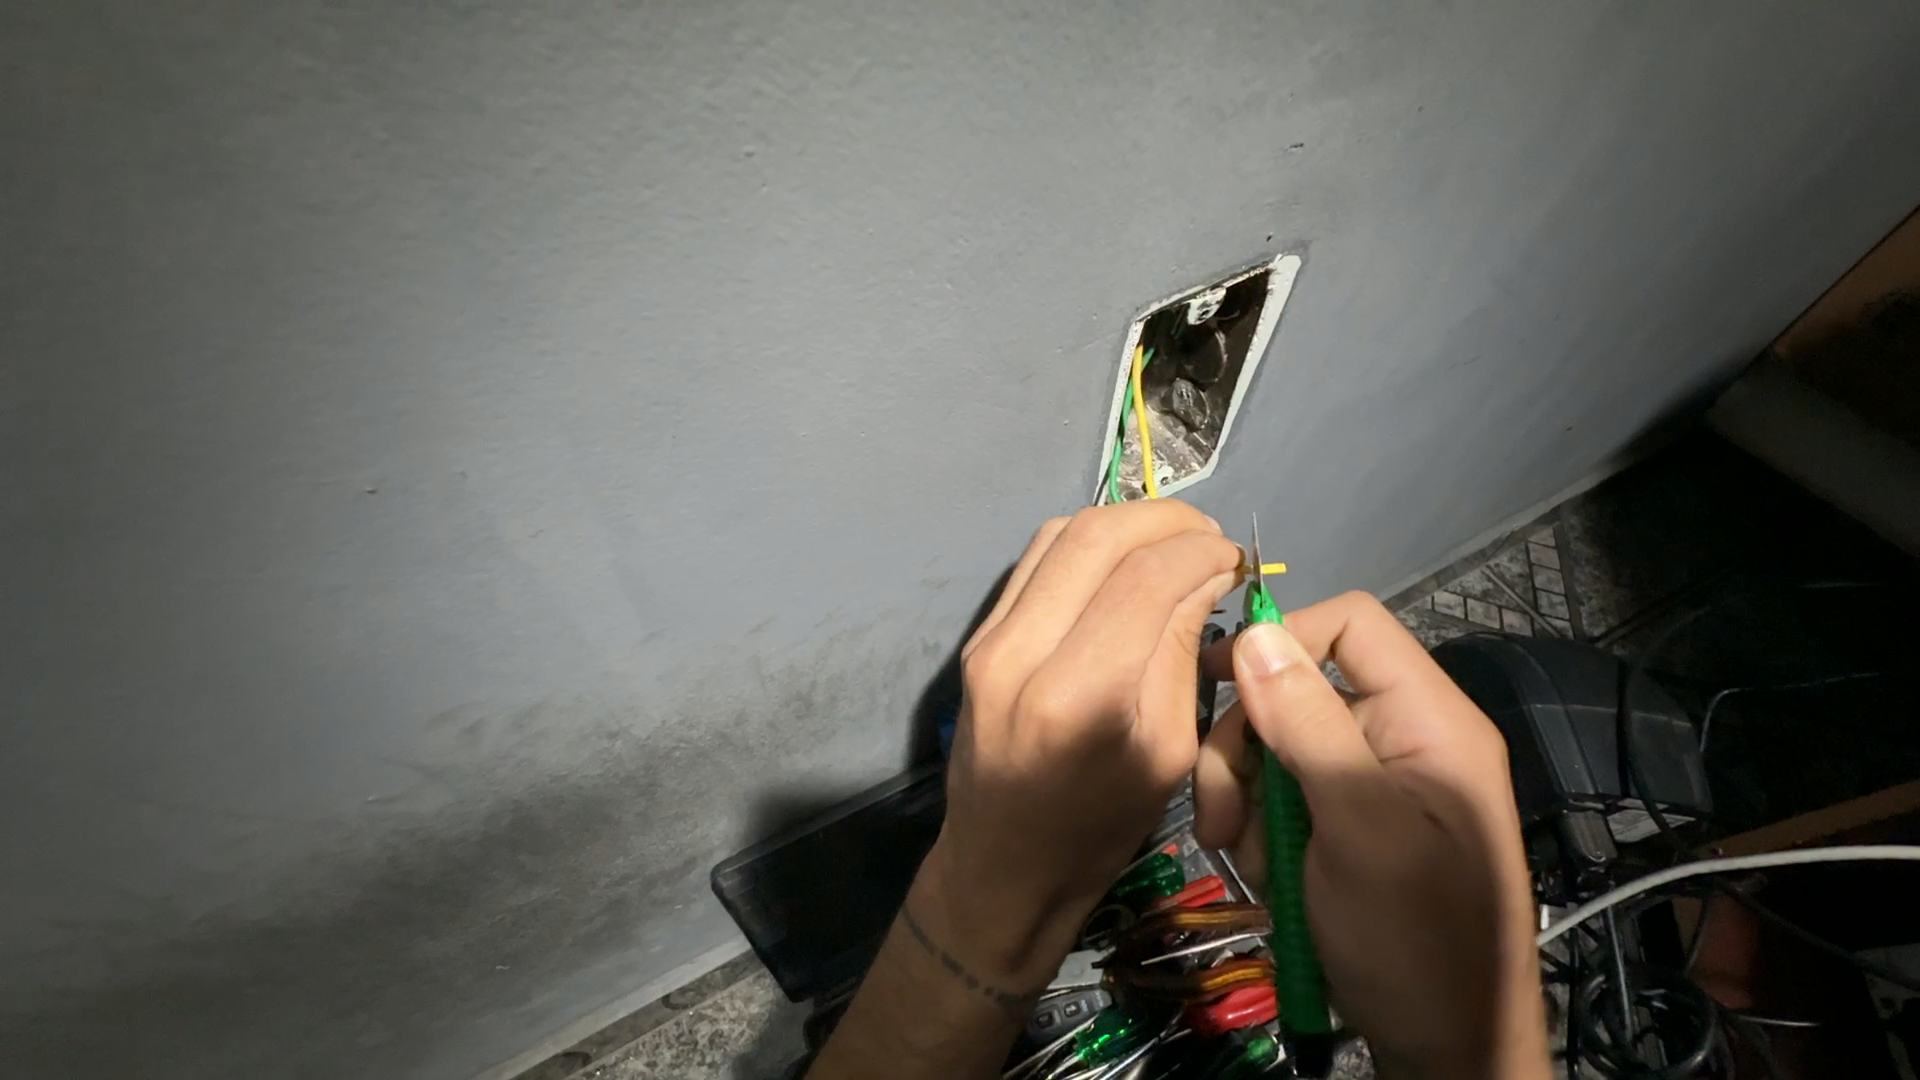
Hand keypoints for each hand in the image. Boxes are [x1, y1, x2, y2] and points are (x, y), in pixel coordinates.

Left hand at [927, 500, 1241, 990]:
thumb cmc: (1096, 827)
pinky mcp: (977, 633)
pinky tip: (1121, 559)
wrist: (1001, 861)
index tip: (1235, 558)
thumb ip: (1179, 651)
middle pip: (1095, 536)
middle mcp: (1018, 651)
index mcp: (1075, 696)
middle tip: (1208, 538)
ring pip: (1059, 533)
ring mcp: (987, 636)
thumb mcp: (1166, 752)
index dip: (1199, 552)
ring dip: (1124, 522)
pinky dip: (1085, 542)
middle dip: (1165, 520)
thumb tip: (1205, 572)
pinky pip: (1034, 559)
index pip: (1144, 579)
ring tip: (1171, 542)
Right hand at [1193, 593, 1548, 1079]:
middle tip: (1218, 813)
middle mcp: (1395, 737)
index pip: (1350, 625)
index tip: (1215, 677)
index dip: (1281, 637)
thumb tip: (1255, 634)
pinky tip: (1259, 871)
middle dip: (1243, 747)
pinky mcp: (1338, 820)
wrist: (1445, 1056)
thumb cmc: (1414, 941)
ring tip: (1236, 853)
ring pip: (1270, 743)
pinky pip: (1272, 791)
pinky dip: (1251, 825)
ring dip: (1238, 794)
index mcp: (1426, 720)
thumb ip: (1309, 725)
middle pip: (1292, 690)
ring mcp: (1364, 781)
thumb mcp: (1360, 827)